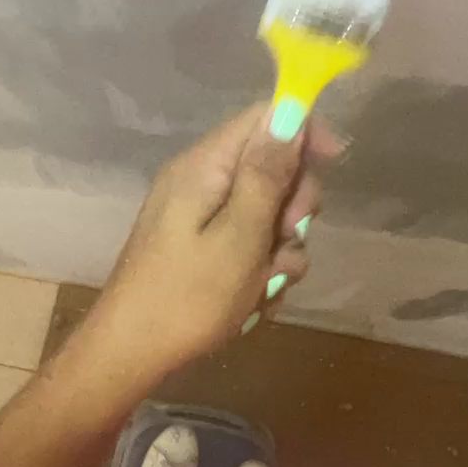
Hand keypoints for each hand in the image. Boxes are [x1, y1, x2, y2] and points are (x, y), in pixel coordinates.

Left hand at [77, 102, 340, 382]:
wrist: (132, 353)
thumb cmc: (188, 296)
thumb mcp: (240, 235)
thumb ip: (266, 174)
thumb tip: (290, 112)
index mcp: (204, 166)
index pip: (262, 118)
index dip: (302, 132)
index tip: (335, 161)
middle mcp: (200, 180)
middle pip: (270, 166)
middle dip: (293, 204)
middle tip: (287, 239)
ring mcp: (198, 214)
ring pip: (266, 211)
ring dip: (280, 247)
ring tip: (267, 283)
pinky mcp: (200, 245)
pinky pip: (248, 241)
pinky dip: (260, 267)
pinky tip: (255, 298)